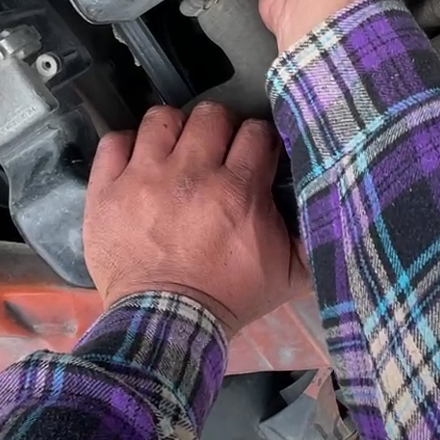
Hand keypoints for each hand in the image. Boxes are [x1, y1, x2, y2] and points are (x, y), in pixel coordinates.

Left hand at [84, 103, 304, 334]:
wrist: (167, 323)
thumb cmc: (229, 297)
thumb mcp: (291, 275)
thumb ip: (314, 237)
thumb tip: (332, 204)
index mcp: (237, 190)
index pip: (256, 132)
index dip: (258, 141)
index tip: (254, 157)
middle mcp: (191, 174)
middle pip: (211, 116)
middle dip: (219, 130)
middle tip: (216, 153)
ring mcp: (143, 178)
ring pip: (162, 119)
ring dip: (174, 133)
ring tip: (176, 154)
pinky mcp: (106, 190)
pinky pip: (115, 141)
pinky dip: (128, 147)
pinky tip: (138, 163)